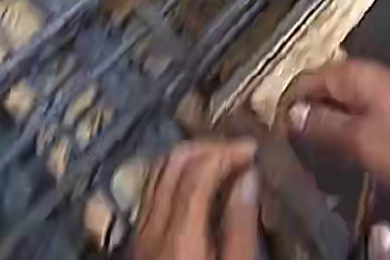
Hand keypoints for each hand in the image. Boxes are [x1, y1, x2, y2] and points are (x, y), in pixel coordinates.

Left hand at [132, 139, 259, 259]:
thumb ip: (241, 228)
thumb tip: (249, 175)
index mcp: (179, 235)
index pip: (198, 170)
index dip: (227, 151)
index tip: (252, 149)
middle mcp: (152, 226)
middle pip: (174, 161)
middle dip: (208, 147)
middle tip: (237, 151)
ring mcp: (140, 233)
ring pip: (159, 171)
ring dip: (190, 157)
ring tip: (220, 161)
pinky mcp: (136, 241)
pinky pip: (152, 190)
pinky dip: (175, 174)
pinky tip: (196, 184)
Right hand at [279, 58, 389, 198]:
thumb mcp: (360, 141)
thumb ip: (322, 125)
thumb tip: (290, 114)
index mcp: (350, 74)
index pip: (303, 82)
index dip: (287, 107)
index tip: (279, 137)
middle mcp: (360, 72)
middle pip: (319, 89)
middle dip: (305, 115)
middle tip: (296, 150)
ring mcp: (376, 86)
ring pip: (336, 101)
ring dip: (325, 123)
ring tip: (317, 154)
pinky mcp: (389, 103)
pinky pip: (353, 109)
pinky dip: (344, 126)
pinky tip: (344, 150)